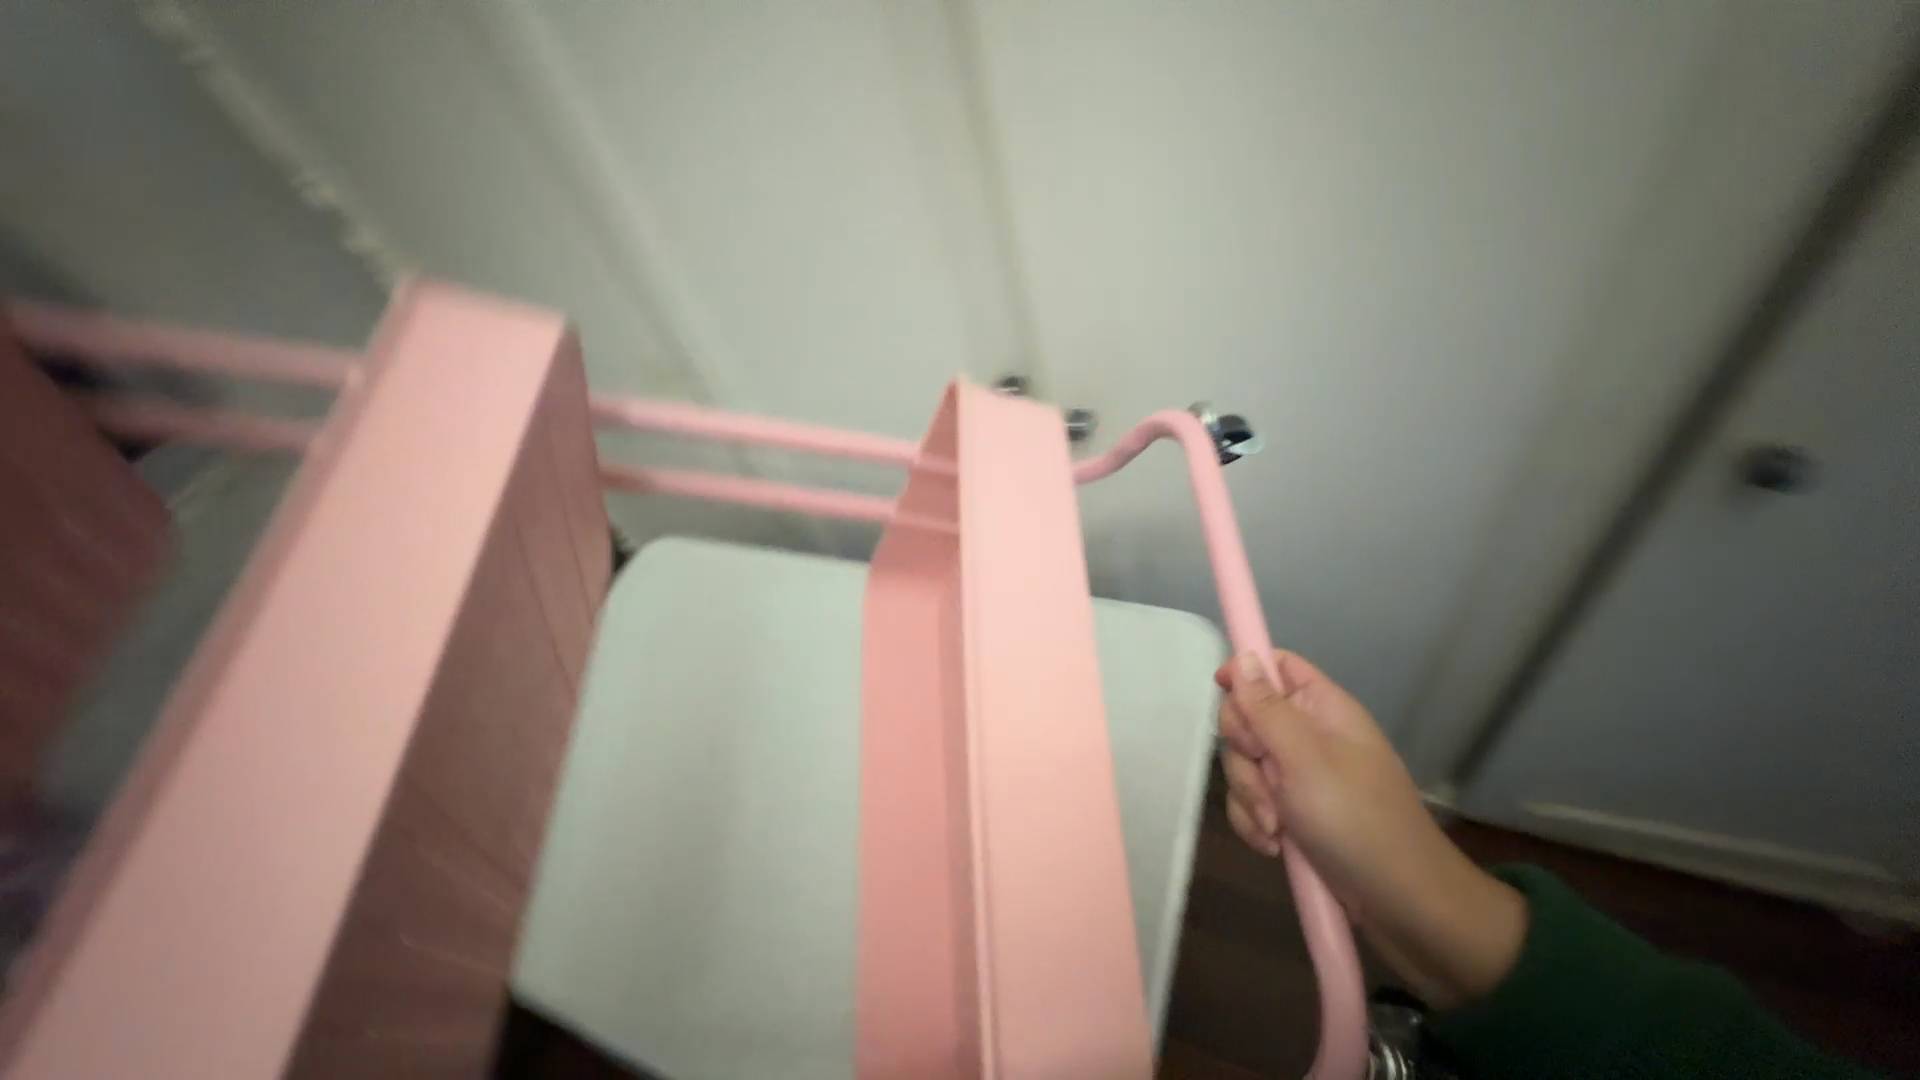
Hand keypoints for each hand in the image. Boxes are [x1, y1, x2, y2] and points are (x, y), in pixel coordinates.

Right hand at [1217, 650, 1527, 1008]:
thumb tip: (1241, 657)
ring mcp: (1300, 776)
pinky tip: (1274, 846)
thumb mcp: (1304, 759)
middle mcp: (1309, 736)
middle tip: (1267, 780)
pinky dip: (1255, 823)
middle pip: (1247, 718)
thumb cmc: (1358, 821)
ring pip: (1244, 765)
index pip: (1275, 666)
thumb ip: (1266, 708)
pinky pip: (1251, 802)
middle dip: (1244, 755)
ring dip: (1249, 797)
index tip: (1223, 694)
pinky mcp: (1292, 813)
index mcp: (1323, 709)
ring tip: (1276, 828)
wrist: (1404, 906)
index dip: (1244, 672)